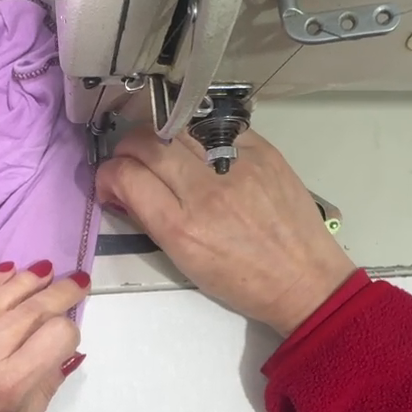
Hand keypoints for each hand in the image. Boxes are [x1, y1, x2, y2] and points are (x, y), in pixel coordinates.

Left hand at [0, 262, 88, 411]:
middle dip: (59, 293)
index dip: (68, 331)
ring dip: (27, 280)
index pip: (56, 337)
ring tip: (46, 270)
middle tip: (76, 280)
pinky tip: (8, 271)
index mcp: (9, 386)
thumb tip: (68, 351)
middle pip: (31, 310)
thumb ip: (46, 387)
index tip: (67, 333)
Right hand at [98, 127, 355, 335]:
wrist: (304, 279)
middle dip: (126, 148)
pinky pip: (217, 128)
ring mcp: (237, 165)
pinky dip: (200, 138)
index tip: (110, 185)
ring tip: (164, 155)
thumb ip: (152, 222)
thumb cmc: (241, 283)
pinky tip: (203, 155)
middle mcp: (206, 191)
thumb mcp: (186, 263)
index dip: (107, 175)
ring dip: (160, 137)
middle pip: (148, 142)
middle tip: (130, 162)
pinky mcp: (263, 151)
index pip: (127, 176)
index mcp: (183, 229)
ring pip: (179, 128)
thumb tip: (124, 191)